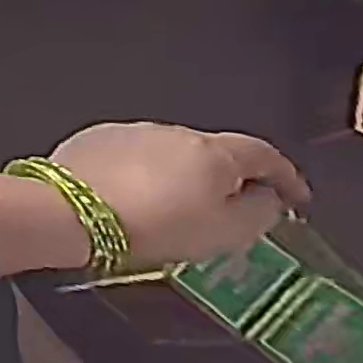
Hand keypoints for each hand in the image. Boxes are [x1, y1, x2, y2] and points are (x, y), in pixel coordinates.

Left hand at [49, 123, 310, 267]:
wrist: (68, 211)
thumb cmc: (155, 225)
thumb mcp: (228, 231)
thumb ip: (260, 209)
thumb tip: (266, 195)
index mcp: (210, 150)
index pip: (262, 154)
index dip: (285, 176)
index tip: (294, 197)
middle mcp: (166, 131)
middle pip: (208, 150)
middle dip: (224, 175)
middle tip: (229, 206)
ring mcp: (122, 131)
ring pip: (164, 150)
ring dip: (176, 171)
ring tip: (173, 203)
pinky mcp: (87, 139)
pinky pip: (128, 154)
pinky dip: (138, 169)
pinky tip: (131, 193)